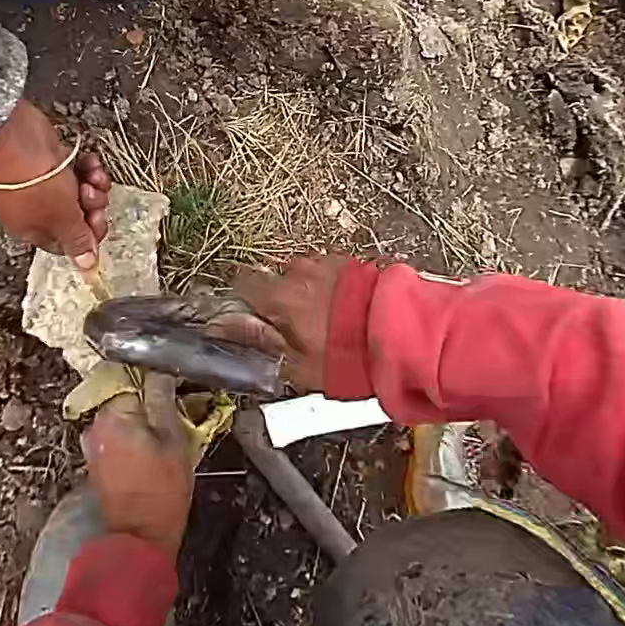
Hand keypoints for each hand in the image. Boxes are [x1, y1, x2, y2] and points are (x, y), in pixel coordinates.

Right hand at [0, 101, 110, 268]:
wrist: (15, 141)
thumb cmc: (34, 183)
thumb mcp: (62, 217)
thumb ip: (77, 240)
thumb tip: (86, 267)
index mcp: (35, 230)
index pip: (69, 242)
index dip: (89, 233)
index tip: (96, 220)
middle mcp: (39, 210)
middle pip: (80, 216)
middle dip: (93, 205)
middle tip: (90, 195)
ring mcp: (46, 185)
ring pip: (83, 192)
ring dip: (95, 185)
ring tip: (91, 176)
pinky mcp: (54, 164)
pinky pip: (80, 171)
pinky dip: (89, 167)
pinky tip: (89, 161)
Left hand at [82, 374, 191, 555]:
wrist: (141, 539)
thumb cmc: (162, 488)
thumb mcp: (173, 436)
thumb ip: (162, 397)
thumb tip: (160, 369)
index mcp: (112, 414)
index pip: (135, 376)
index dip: (160, 378)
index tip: (180, 387)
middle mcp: (95, 425)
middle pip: (128, 394)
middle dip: (153, 397)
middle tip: (182, 409)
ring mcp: (94, 445)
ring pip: (125, 414)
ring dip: (147, 416)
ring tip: (173, 427)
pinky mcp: (99, 460)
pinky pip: (121, 432)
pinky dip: (138, 432)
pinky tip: (159, 444)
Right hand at [221, 255, 348, 392]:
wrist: (401, 332)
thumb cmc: (347, 355)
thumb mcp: (296, 363)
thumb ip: (258, 340)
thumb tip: (223, 327)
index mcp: (281, 295)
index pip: (243, 282)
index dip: (242, 298)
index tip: (248, 314)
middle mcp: (301, 271)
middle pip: (277, 279)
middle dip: (282, 300)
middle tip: (296, 330)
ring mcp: (328, 262)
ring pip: (305, 275)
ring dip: (309, 293)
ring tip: (327, 322)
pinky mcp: (352, 262)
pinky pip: (329, 273)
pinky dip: (332, 288)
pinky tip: (345, 310)